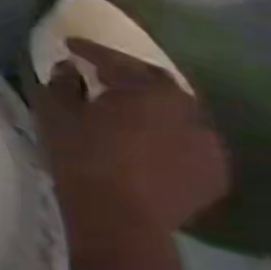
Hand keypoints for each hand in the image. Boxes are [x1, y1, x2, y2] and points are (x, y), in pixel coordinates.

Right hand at [31, 40, 229, 247]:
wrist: (121, 224)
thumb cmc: (84, 158)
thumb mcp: (56, 113)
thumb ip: (61, 82)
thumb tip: (68, 68)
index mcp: (150, 89)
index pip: (116, 60)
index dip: (89, 50)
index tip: (69, 45)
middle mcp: (188, 109)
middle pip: (154, 82)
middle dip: (128, 75)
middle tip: (101, 73)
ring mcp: (207, 144)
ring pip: (176, 111)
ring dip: (152, 105)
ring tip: (127, 107)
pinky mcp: (214, 174)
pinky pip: (189, 140)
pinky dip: (169, 133)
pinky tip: (149, 139)